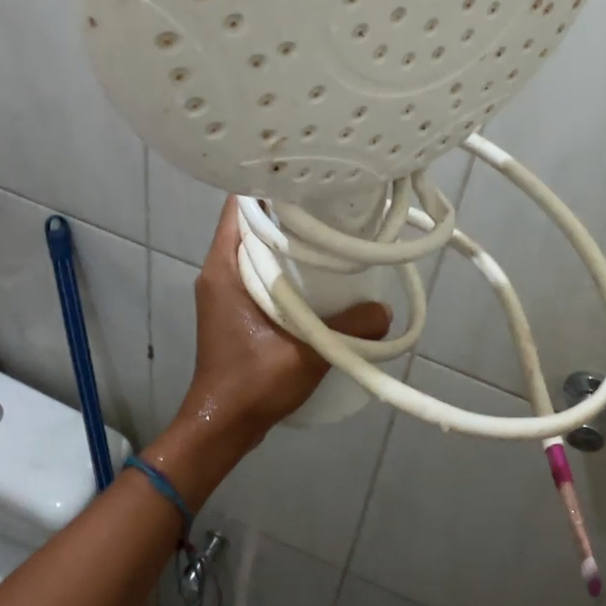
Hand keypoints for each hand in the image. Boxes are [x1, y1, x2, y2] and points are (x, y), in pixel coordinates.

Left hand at [178, 199, 390, 455]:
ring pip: (256, 246)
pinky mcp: (233, 308)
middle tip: (330, 203)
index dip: (269, 184)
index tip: (308, 178)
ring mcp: (224, 290)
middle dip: (287, 209)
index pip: (238, 205)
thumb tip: (387, 310)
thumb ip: (350, 330)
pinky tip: (317, 273)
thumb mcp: (307, 355)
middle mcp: (218, 271)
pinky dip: (284, 263)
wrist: (221, 428)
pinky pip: (259, 270)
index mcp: (224, 269)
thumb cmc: (252, 385)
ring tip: (329, 231)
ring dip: (287, 238)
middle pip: (251, 222)